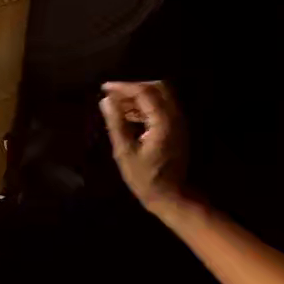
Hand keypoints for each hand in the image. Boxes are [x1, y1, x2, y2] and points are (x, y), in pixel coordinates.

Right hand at [99, 81, 193, 219]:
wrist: (170, 196)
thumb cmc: (145, 178)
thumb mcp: (125, 153)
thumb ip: (116, 124)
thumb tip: (106, 101)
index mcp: (163, 122)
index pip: (144, 93)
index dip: (124, 87)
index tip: (105, 87)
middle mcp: (175, 117)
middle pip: (157, 88)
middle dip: (134, 88)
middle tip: (113, 95)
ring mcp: (178, 123)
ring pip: (161, 96)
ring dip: (139, 97)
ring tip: (117, 106)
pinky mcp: (177, 129)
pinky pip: (162, 107)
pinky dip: (145, 106)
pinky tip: (129, 116)